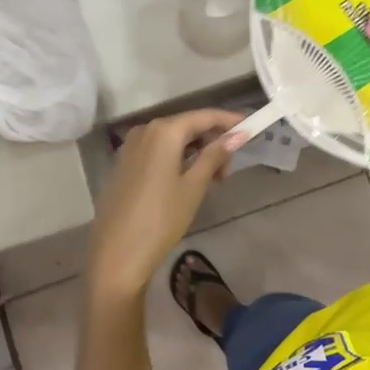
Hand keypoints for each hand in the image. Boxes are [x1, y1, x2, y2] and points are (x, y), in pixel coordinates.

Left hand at [85, 109, 245, 296]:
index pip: (205, 116)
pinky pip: (158, 151)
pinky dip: (177, 159)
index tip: (252, 129)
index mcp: (164, 131)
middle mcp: (145, 130)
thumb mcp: (194, 186)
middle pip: (188, 126)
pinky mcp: (125, 164)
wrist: (117, 254)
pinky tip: (188, 182)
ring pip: (173, 140)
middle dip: (213, 142)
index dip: (230, 121)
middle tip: (228, 170)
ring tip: (212, 181)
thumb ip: (216, 155)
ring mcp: (131, 147)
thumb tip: (239, 134)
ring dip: (196, 153)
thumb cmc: (161, 218)